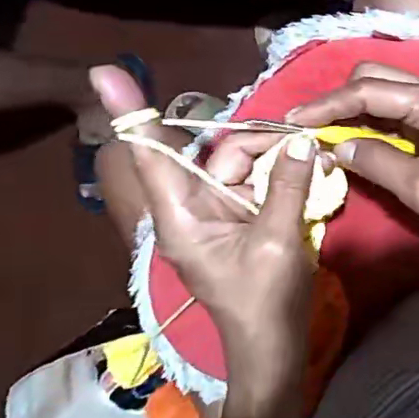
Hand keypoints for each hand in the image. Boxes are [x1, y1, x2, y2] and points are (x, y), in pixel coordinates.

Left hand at [91, 66, 317, 390]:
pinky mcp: (240, 218)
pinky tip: (313, 170)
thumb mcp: (277, 241)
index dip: (132, 111)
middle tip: (303, 141)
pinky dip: (284, 173)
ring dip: (279, 157)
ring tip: (316, 159)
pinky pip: (258, 180)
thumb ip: (287, 187)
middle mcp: (192, 207)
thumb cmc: (264, 301)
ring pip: (243, 162)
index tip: (103, 71)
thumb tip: (301, 141)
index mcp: (182, 216)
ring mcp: (217, 212)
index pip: (152, 155)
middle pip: (217, 152)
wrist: (273, 346)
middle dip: (259, 141)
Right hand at [283, 64, 418, 253]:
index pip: (366, 90)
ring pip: (377, 91)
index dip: (326, 105)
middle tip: (307, 128)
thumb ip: (374, 161)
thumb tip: (335, 148)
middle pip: (370, 77)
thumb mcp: (418, 187)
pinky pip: (388, 111)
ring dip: (348, 109)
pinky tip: (346, 139)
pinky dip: (364, 121)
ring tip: (318, 134)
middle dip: (336, 99)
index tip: (293, 122)